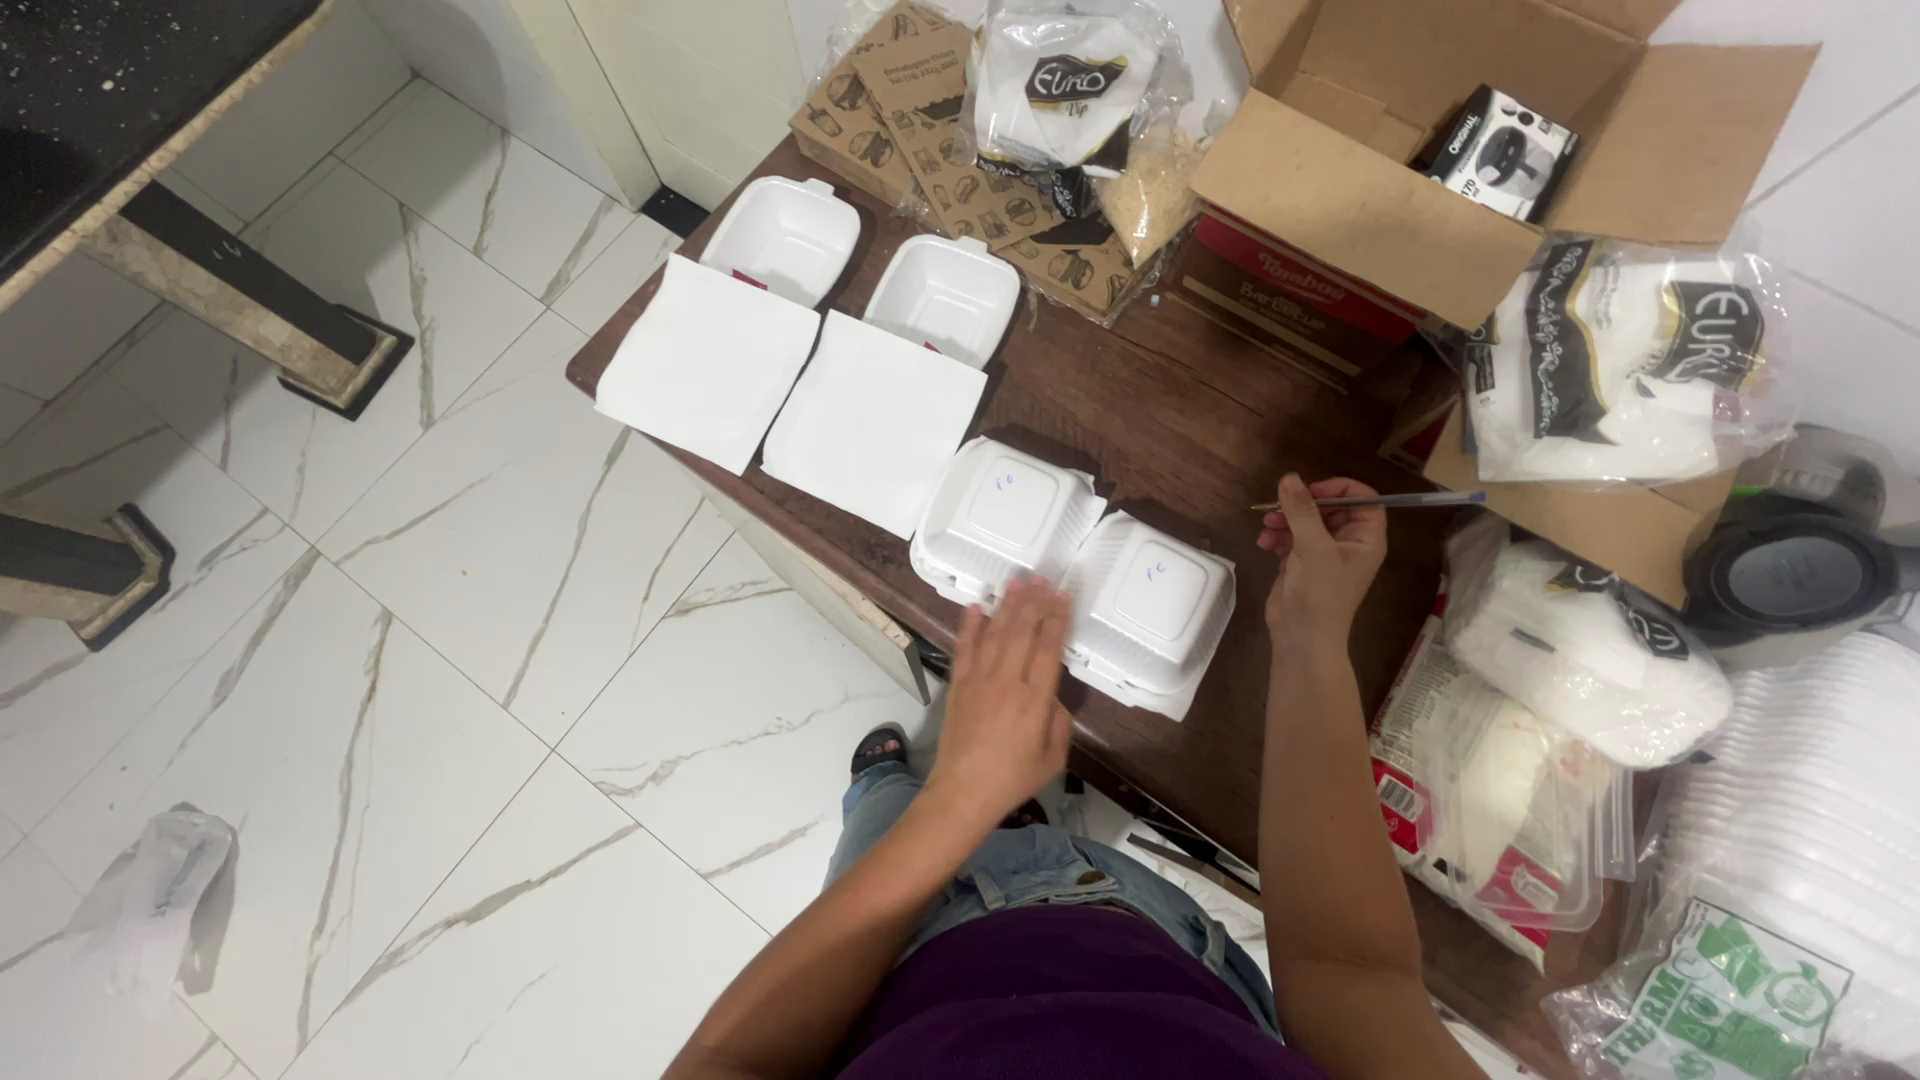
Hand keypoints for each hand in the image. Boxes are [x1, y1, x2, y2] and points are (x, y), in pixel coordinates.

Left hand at [924, 575, 1074, 831]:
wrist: (963, 792)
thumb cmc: (1012, 778)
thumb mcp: (1054, 756)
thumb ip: (1059, 721)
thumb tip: (1051, 695)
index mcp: (1034, 699)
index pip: (1049, 648)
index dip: (1057, 619)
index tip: (1063, 596)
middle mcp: (1007, 681)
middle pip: (1022, 631)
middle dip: (1034, 602)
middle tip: (1043, 579)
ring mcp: (979, 680)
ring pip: (995, 633)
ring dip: (1006, 605)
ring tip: (1016, 582)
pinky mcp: (958, 685)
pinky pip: (965, 648)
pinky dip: (970, 626)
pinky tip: (975, 606)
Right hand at [1257, 474, 1387, 649]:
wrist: (1302, 637)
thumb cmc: (1319, 593)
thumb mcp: (1312, 547)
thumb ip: (1301, 511)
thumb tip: (1289, 478)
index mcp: (1365, 539)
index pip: (1363, 500)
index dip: (1340, 490)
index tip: (1311, 491)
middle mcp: (1347, 544)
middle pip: (1330, 509)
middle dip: (1303, 505)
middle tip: (1280, 506)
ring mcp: (1323, 554)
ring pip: (1306, 522)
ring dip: (1285, 520)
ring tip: (1267, 525)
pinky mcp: (1301, 564)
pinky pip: (1291, 539)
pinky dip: (1277, 537)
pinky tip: (1264, 543)